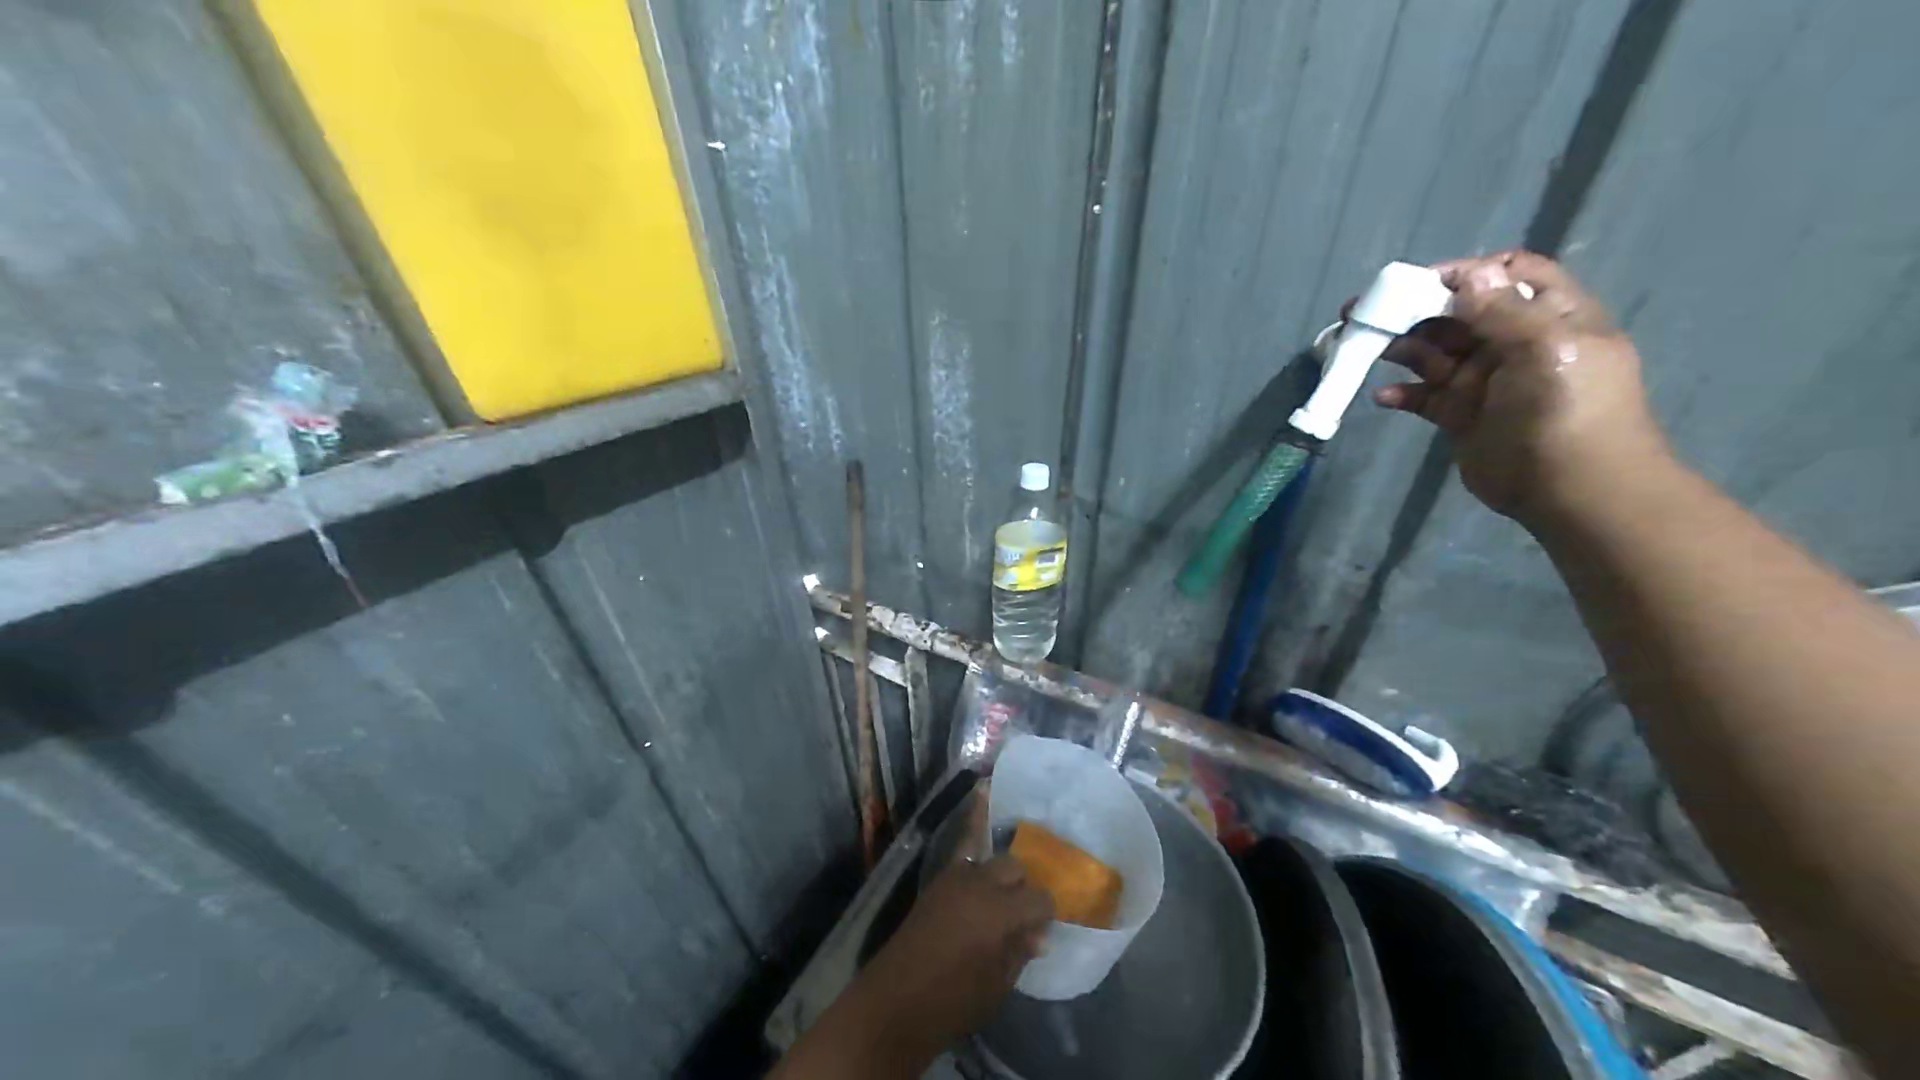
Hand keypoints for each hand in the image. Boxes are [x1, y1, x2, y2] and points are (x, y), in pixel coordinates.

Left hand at [856, 852, 1053, 1050]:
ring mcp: (954, 878)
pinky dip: (974, 868)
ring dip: (998, 876)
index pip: (1039, 897)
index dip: (1046, 912)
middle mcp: (979, 883)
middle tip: (1020, 915)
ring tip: (998, 903)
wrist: (897, 1000)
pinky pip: (962, 861)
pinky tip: (977, 887)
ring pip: (989, 859)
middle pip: (1014, 866)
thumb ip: (1020, 952)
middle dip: (1023, 886)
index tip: (1043, 929)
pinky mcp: (936, 882)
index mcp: (999, 910)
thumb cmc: (953, 1001)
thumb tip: (1037, 936)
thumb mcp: (998, 985)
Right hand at [1371, 251, 1670, 523]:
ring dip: (1400, 347)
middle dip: (1415, 308)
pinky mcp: (1460, 415)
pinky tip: (1383, 397)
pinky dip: (1401, 394)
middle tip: (1366, 313)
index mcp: (1548, 317)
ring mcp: (1485, 381)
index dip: (1466, 272)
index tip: (1420, 282)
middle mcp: (1514, 343)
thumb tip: (1468, 276)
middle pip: (1459, 312)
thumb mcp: (1548, 349)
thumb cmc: (1568, 411)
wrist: (1572, 490)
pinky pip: (1423, 395)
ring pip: (1434, 351)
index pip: (1509, 274)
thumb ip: (1506, 311)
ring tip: (1366, 348)